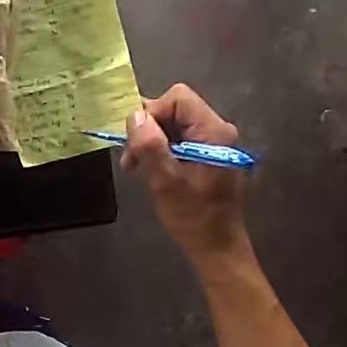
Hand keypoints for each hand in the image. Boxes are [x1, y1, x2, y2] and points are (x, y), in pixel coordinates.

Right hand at [122, 84, 253, 269]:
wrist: (216, 247)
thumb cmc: (193, 217)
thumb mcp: (166, 182)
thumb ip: (150, 146)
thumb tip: (134, 116)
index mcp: (213, 132)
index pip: (177, 99)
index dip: (151, 113)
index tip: (134, 141)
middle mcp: (217, 131)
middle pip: (174, 109)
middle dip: (147, 129)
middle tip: (129, 159)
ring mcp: (212, 143)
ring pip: (173, 125)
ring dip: (149, 142)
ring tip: (135, 168)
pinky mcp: (205, 155)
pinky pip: (178, 140)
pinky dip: (159, 150)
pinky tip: (148, 170)